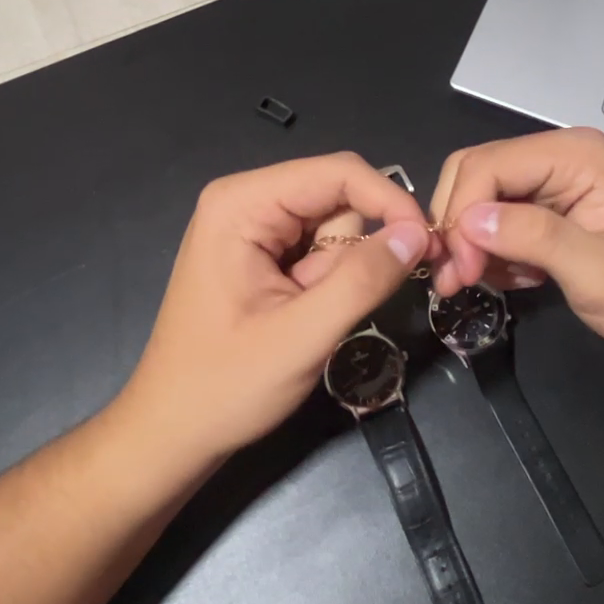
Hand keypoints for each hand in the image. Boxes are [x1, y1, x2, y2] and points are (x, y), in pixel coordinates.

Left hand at [121, 153, 431, 458]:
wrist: (174, 431)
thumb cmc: (225, 387)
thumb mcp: (302, 336)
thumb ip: (362, 280)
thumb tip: (418, 232)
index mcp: (242, 204)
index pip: (338, 172)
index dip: (390, 202)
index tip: (430, 246)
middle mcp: (248, 203)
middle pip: (340, 198)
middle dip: (364, 247)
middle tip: (360, 302)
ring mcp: (256, 230)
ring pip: (337, 228)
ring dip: (346, 273)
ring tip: (314, 319)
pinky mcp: (266, 256)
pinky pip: (322, 253)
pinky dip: (334, 283)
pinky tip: (310, 317)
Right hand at [428, 128, 603, 375]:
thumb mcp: (599, 272)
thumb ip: (534, 238)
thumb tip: (466, 221)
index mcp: (576, 156)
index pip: (487, 165)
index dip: (461, 214)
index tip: (458, 271)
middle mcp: (559, 161)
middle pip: (475, 177)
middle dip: (458, 228)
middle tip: (456, 281)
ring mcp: (552, 189)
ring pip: (478, 203)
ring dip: (472, 246)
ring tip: (490, 285)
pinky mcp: (548, 218)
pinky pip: (494, 226)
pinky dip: (492, 256)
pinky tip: (518, 281)